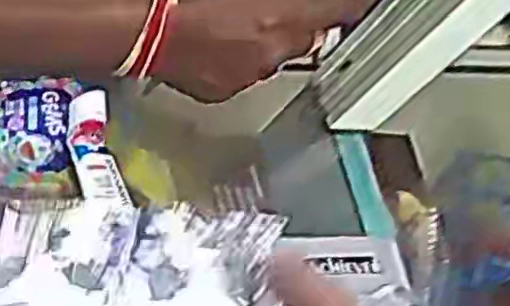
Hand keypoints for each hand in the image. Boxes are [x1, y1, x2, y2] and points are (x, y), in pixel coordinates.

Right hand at [157, 0, 372, 102]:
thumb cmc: (200, 0)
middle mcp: (278, 49)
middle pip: (312, 38)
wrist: (155, 31)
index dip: (353, 6)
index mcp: (295, 13)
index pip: (350, 9)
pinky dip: (240, 62)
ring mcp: (249, 75)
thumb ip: (293, 1)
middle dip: (305, 24)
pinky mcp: (222, 92)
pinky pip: (244, 76)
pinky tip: (224, 48)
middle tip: (284, 13)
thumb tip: (302, 5)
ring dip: (270, 44)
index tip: (354, 6)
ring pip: (276, 58)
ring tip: (244, 30)